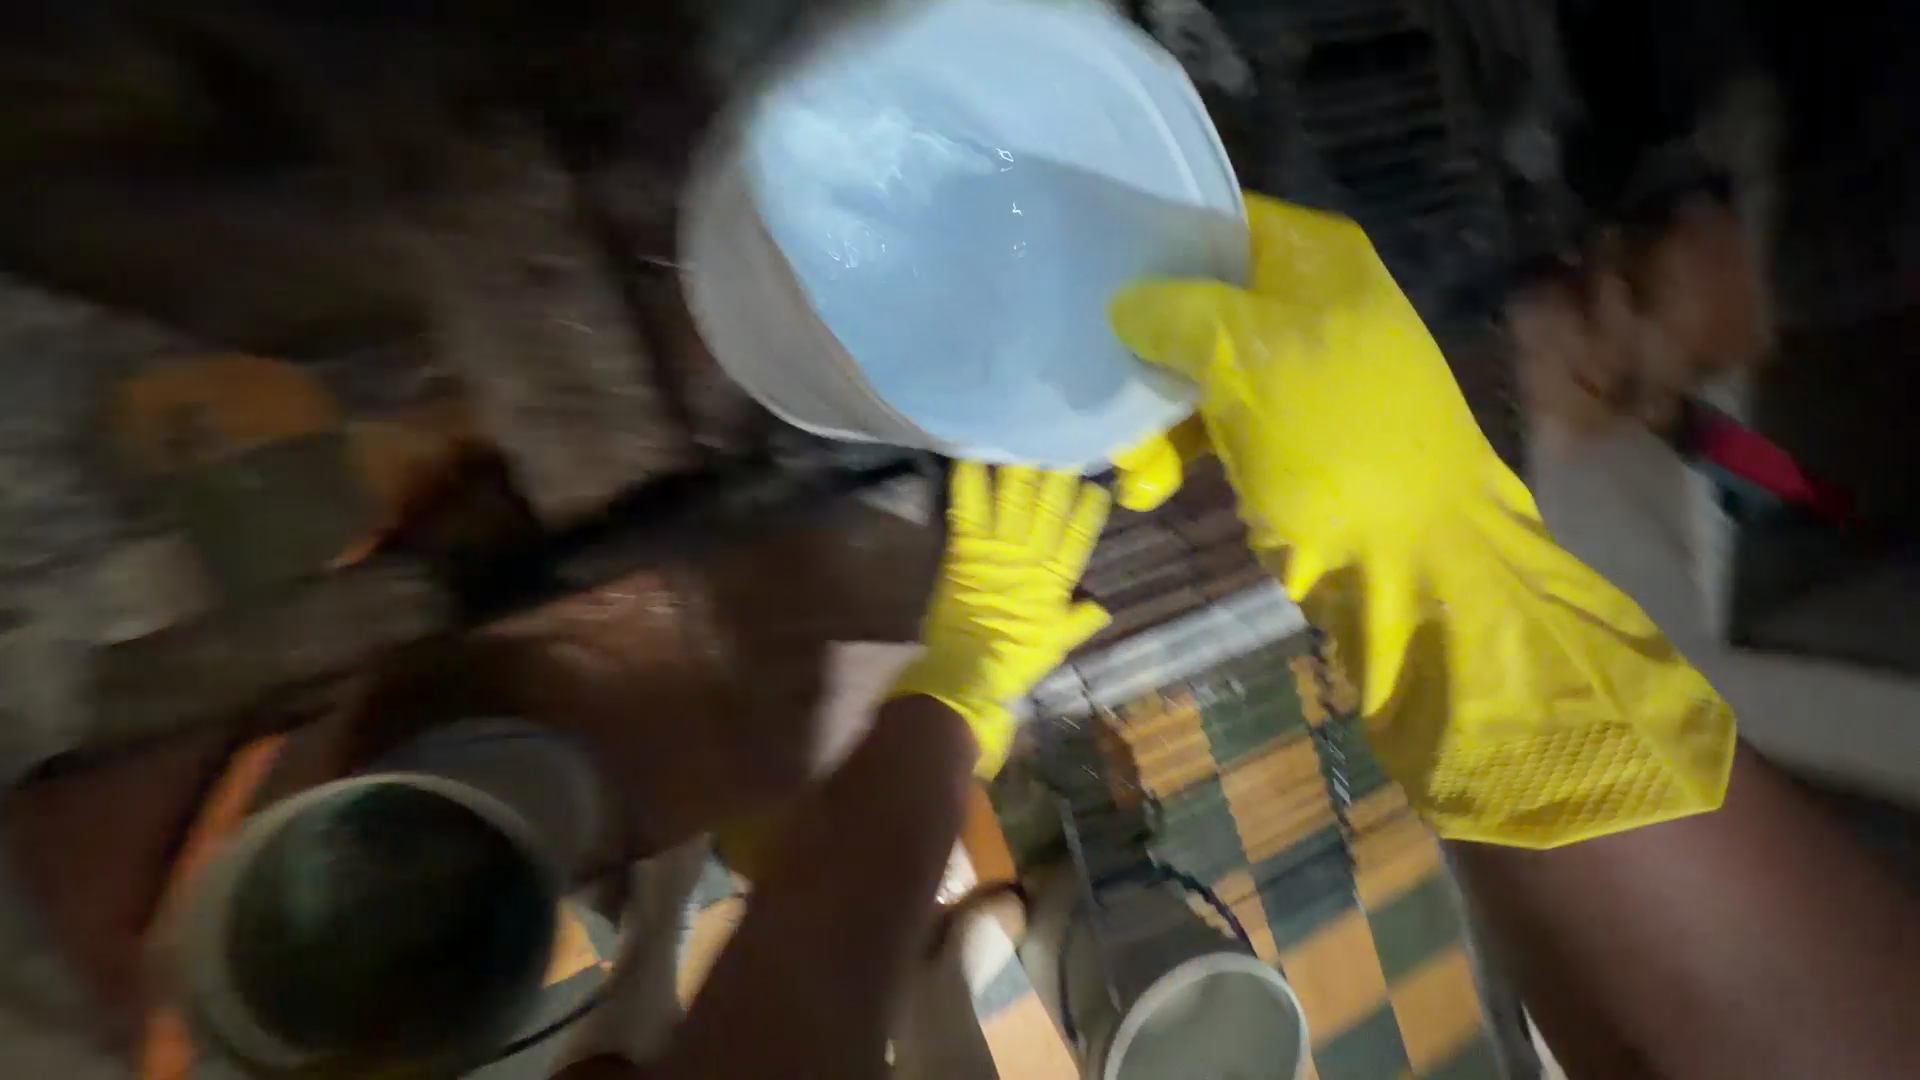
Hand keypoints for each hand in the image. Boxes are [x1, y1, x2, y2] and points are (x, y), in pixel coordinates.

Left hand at [889, 463, 1110, 777]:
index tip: (1096, 480)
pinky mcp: (965, 547)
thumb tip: (1104, 605)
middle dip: (1057, 469)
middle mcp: (1033, 553)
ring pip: (1015, 496)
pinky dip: (970, 478)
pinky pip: (969, 505)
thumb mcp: (1058, 642)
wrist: (969, 672)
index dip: (1089, 504)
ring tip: (1024, 434)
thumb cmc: (1016, 660)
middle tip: (1060, 437)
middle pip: (1050, 502)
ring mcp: (999, 546)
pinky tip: (973, 451)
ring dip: (1020, 464)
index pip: (1081, 531)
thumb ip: (1082, 619)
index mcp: (1058, 577)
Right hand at [1109, 194, 1735, 846]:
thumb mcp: (1249, 358)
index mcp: (1313, 261)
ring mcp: (1288, 376)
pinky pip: (1204, 425)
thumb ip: (1176, 314)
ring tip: (1128, 463)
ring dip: (1148, 417)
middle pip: (1192, 302)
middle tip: (1092, 378)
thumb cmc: (1337, 440)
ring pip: (1188, 371)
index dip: (1153, 241)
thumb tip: (1124, 304)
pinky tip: (1147, 487)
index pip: (1218, 221)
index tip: (1090, 267)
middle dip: (1139, 349)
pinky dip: (1171, 453)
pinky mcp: (1275, 435)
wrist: (1408, 560)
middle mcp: (1301, 307)